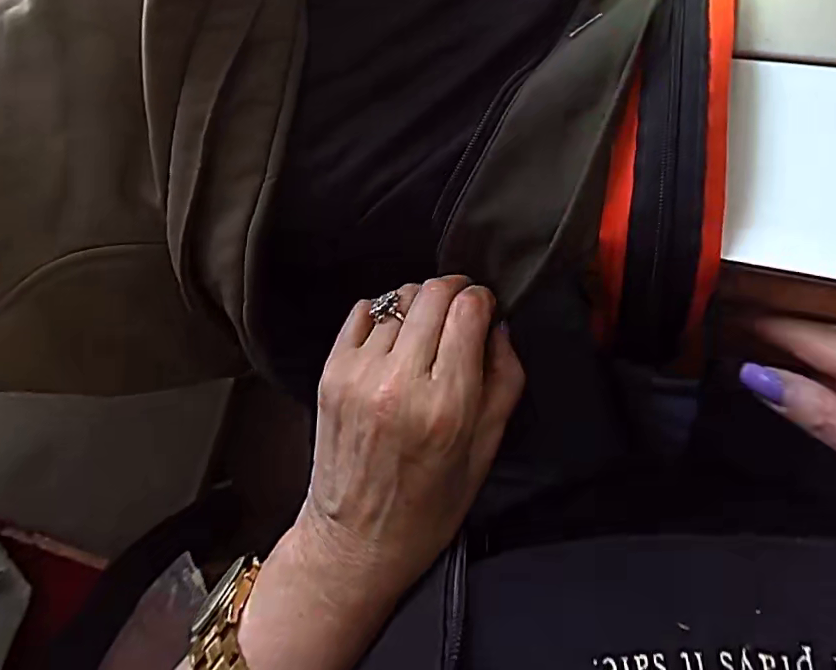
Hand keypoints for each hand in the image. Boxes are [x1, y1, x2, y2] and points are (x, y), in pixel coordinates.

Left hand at [240, 277, 523, 669]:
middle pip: (433, 292)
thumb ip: (505, 376)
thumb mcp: (487, 447)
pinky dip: (386, 314)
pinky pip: (364, 311)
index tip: (486, 309)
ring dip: (421, 305)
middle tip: (462, 309)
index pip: (468, 309)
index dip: (484, 298)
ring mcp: (358, 375)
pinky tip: (395, 339)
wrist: (353, 544)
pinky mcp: (331, 374)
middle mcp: (399, 383)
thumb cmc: (428, 503)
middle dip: (456, 290)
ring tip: (427, 333)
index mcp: (446, 405)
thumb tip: (499, 326)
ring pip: (400, 298)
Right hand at [742, 319, 835, 669]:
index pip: (793, 330)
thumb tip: (757, 375)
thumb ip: (822, 415)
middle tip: (714, 347)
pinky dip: (830, 362)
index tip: (702, 324)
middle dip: (766, 336)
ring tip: (752, 365)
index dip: (746, 326)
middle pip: (813, 330)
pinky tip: (815, 382)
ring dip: (797, 350)